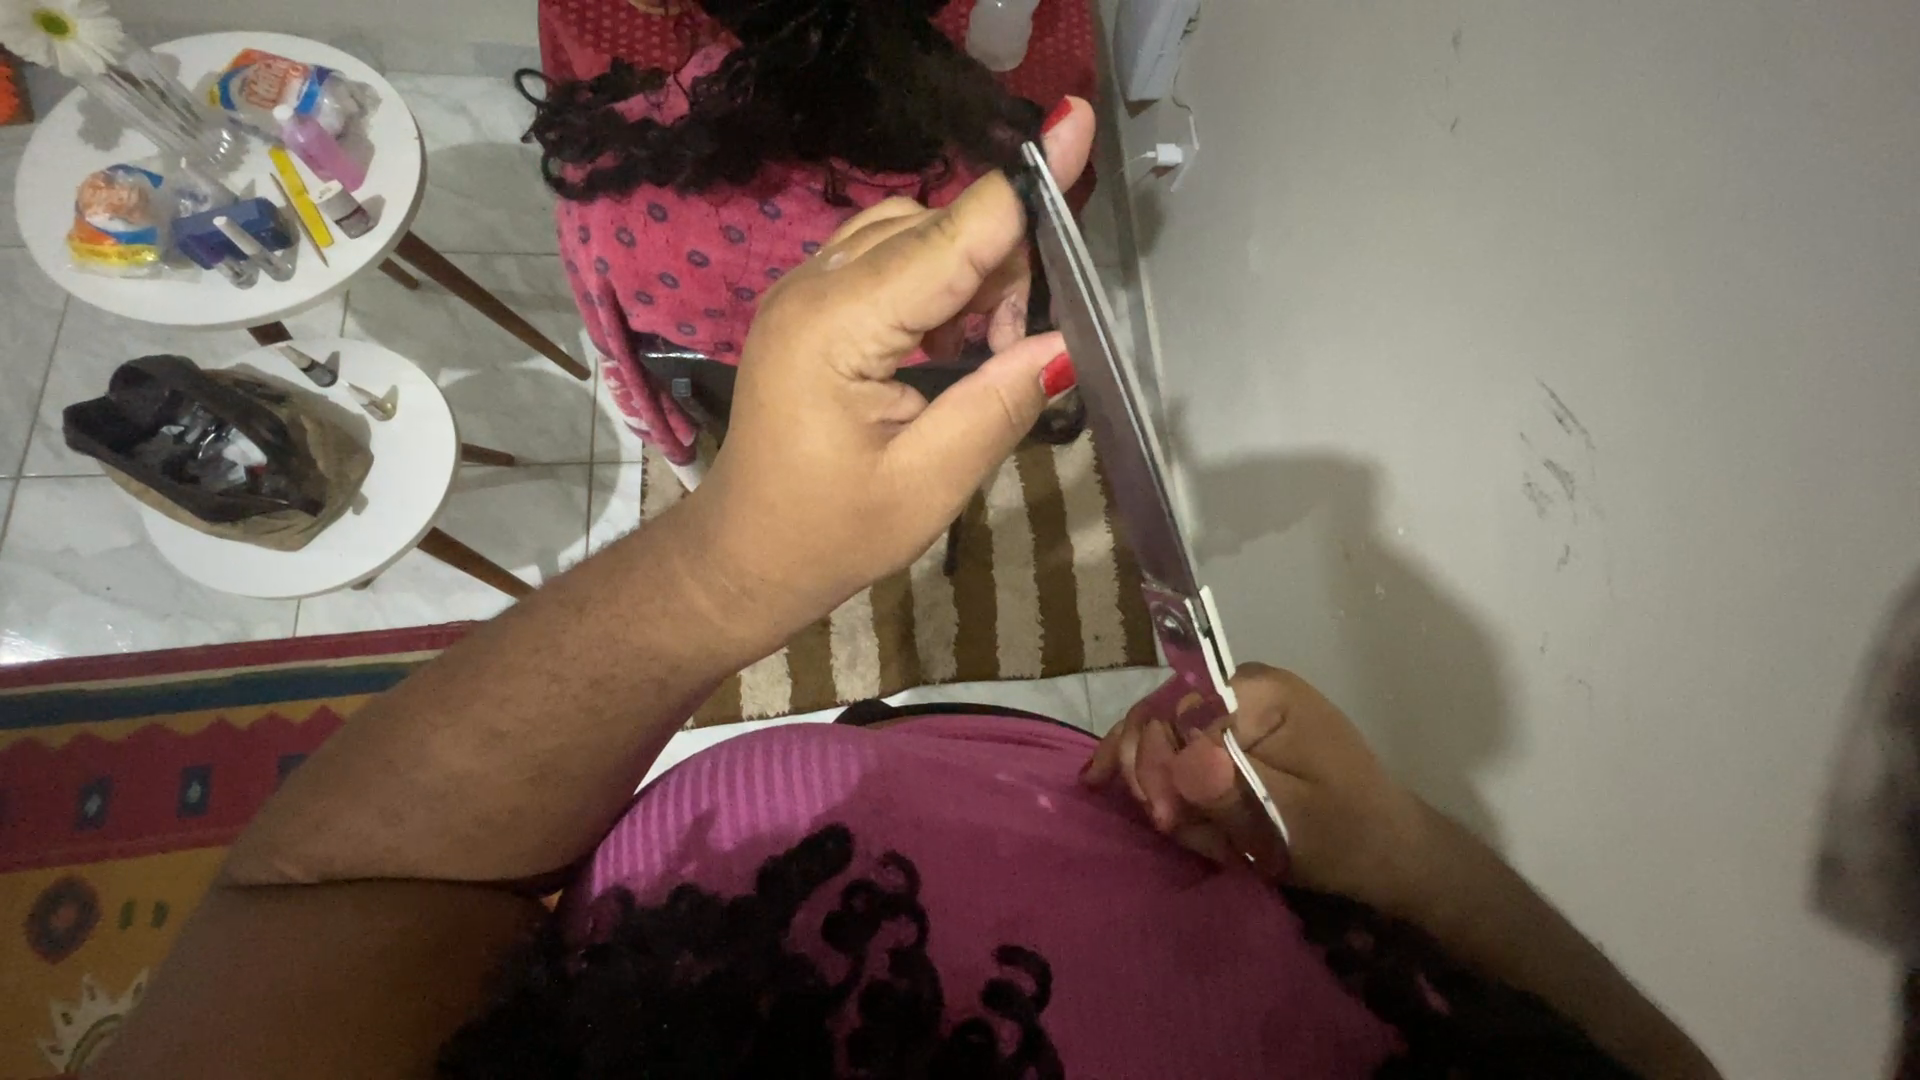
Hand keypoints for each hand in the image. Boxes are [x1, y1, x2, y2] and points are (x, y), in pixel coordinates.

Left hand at [681, 99, 1093, 646]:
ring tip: (975, 355)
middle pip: (933, 226)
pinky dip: (935, 287)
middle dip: (998, 266)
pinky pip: (886, 261)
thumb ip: (996, 407)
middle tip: (1009, 354)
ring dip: (968, 276)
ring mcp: (804, 290)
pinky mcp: (810, 306)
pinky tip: (942, 346)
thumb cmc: (831, 533)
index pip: (949, 236)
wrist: (748, 553)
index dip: (1021, 188)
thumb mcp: (928, 487)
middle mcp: (814, 287)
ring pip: (911, 235)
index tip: (1080, 124)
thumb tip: (1063, 346)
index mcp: (837, 327)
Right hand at [1082, 663, 1428, 909]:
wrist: (1390, 851)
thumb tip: (1184, 762)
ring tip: (1176, 826)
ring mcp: (1235, 708)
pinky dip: (1151, 766)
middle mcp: (1241, 687)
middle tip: (1165, 824)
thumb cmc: (1347, 836)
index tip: (1162, 816)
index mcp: (1261, 693)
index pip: (1179, 710)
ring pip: (1160, 731)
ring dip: (1156, 780)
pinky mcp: (1232, 732)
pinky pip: (1175, 741)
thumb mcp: (1290, 821)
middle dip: (1152, 771)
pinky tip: (1118, 781)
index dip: (1158, 760)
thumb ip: (1233, 791)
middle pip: (1162, 716)